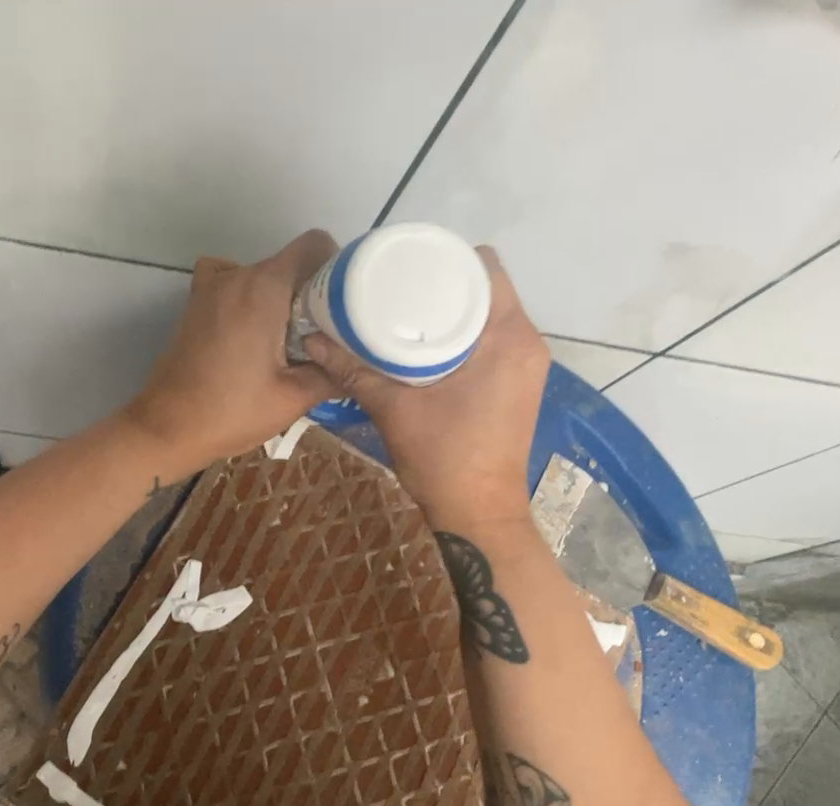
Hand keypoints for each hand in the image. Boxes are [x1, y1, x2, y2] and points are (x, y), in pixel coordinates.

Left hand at [122, 230, 340, 475]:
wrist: (167, 429)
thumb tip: (360, 363)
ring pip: (261, 275)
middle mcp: (236, 276)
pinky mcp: (195, 304)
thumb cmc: (230, 413)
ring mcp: (210, 288)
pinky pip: (230, 282)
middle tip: (325, 335)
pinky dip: (246, 295)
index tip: (343, 303)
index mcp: (264, 288)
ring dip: (280, 298)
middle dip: (311, 292)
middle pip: (288, 263)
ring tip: (290, 340)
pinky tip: (253, 328)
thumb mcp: (293, 398)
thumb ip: (333, 373)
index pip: (313, 246)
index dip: (336, 267)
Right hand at [304, 246, 548, 527]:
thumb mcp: (393, 409)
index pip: (485, 268)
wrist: (478, 514)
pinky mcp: (517, 386)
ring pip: (489, 317)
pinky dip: (462, 337)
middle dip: (442, 284)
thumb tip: (312, 338)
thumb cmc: (444, 459)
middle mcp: (527, 343)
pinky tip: (425, 346)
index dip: (445, 257)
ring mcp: (526, 366)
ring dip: (452, 312)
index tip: (407, 265)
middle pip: (487, 290)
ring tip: (406, 313)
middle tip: (395, 288)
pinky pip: (492, 342)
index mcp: (507, 337)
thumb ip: (354, 371)